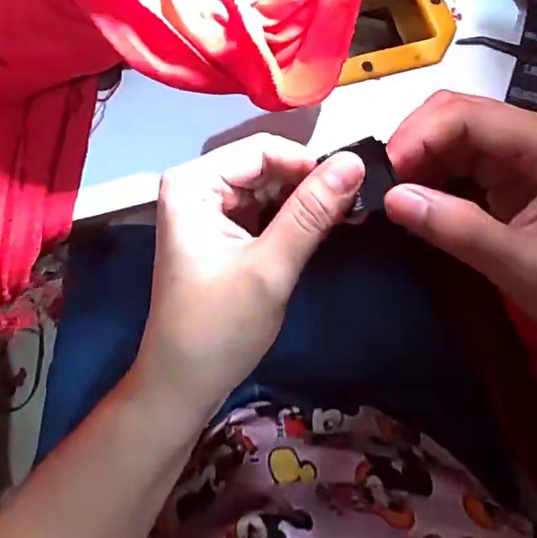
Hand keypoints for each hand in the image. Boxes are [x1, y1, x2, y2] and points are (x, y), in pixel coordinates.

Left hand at [133, 135, 365, 415]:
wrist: (181, 387)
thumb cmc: (218, 329)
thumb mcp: (270, 269)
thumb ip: (311, 213)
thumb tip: (353, 163)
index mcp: (193, 183)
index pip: (262, 150)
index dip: (308, 164)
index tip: (352, 187)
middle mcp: (197, 184)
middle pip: (265, 165)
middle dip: (308, 183)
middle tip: (355, 206)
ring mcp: (208, 206)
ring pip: (269, 185)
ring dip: (305, 200)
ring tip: (346, 218)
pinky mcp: (221, 228)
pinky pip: (264, 207)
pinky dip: (293, 216)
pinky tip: (323, 228)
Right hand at [383, 91, 536, 357]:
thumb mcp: (524, 268)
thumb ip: (458, 229)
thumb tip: (391, 198)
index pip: (474, 116)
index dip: (422, 135)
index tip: (386, 170)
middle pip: (462, 114)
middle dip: (416, 140)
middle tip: (381, 178)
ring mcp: (529, 151)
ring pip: (457, 132)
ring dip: (421, 155)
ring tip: (391, 186)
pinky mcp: (516, 171)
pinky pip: (464, 157)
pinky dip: (434, 171)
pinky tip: (414, 191)